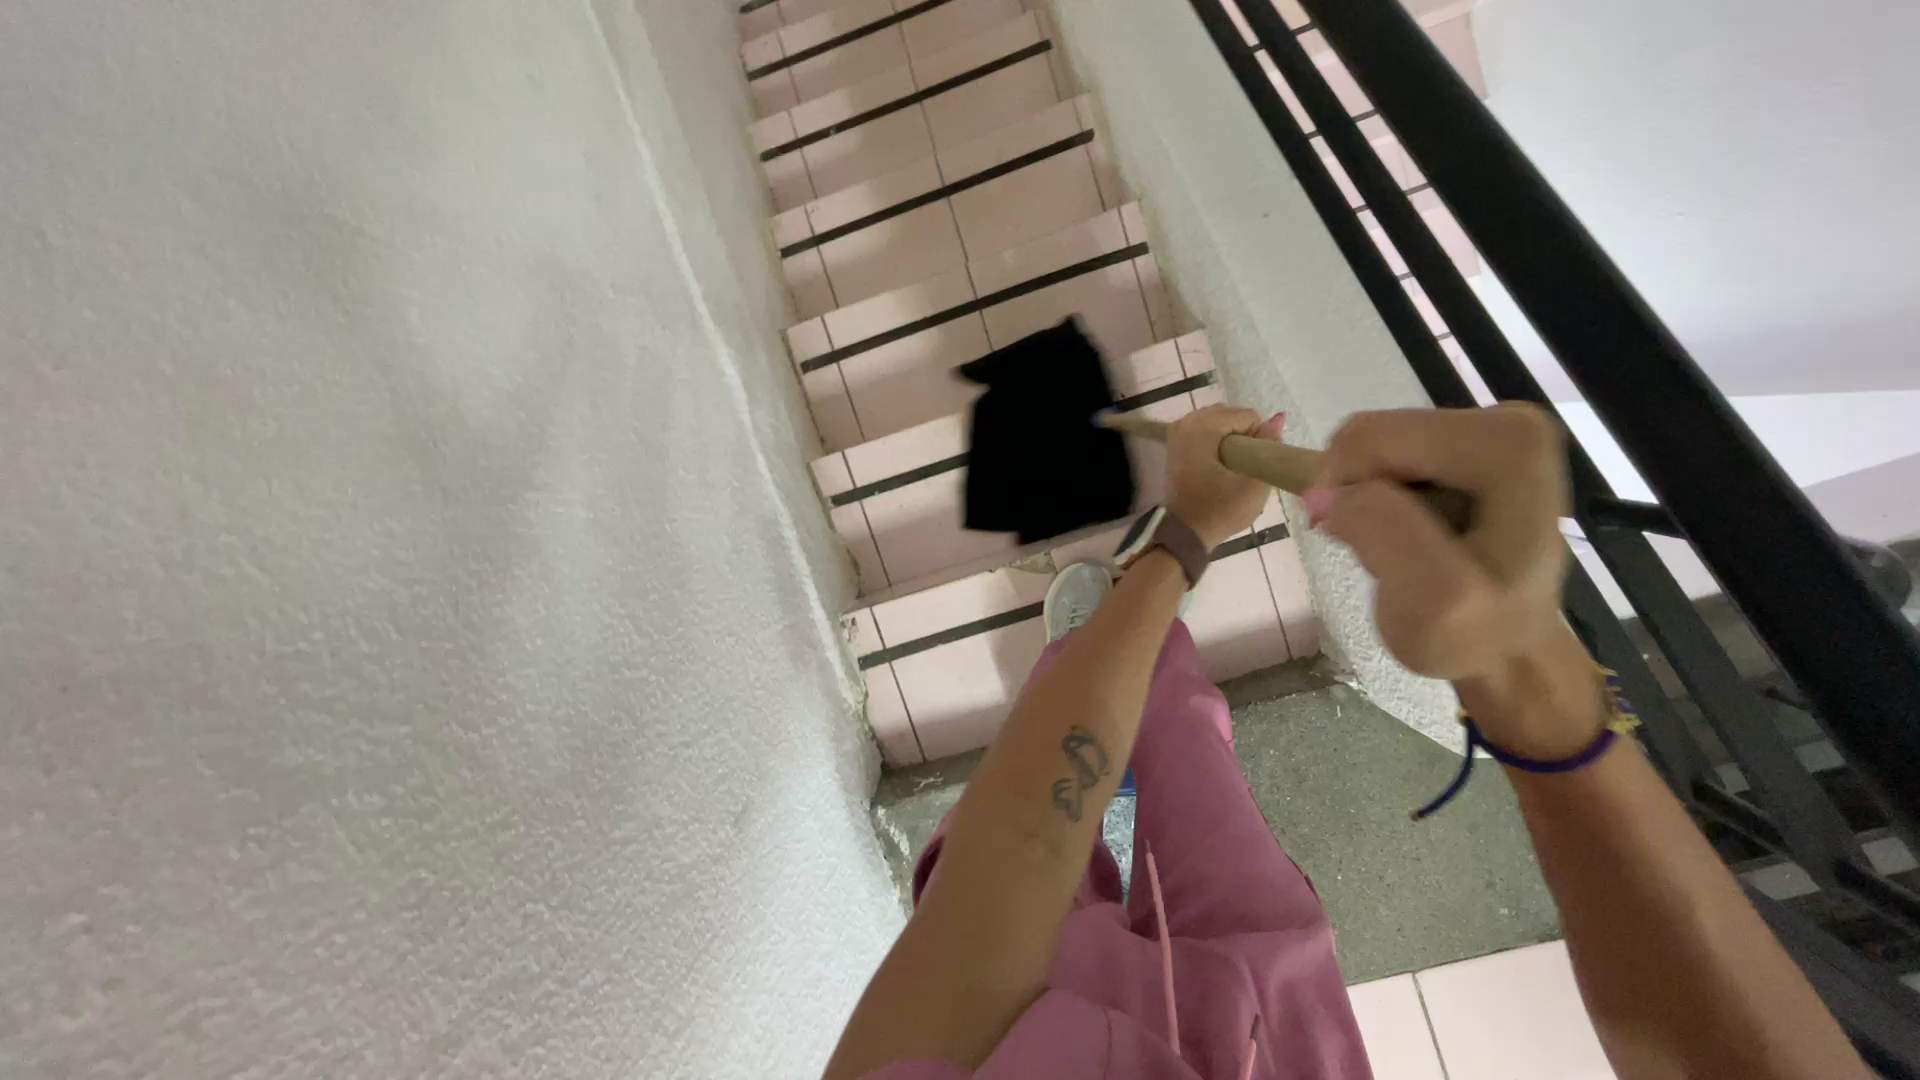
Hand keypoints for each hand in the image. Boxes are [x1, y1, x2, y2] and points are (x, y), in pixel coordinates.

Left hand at [1166, 405, 1283, 548]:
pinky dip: (1215, 439)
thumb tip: (1278, 417)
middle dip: (1243, 433)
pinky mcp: (1173, 444)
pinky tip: (1220, 461)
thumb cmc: (1221, 510)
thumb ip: (1269, 445)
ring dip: (1230, 435)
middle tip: (1244, 463)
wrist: (1185, 531)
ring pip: (1216, 419)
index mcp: (1203, 428)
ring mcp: (1177, 432)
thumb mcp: (1254, 483)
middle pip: (1229, 413)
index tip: (1253, 462)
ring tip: (1234, 463)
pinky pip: (1202, 429)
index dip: (1258, 436)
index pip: (1246, 415)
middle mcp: (1186, 422)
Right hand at [1310, 405, 1606, 756]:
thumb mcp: (1433, 600)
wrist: (1508, 649)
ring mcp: (1488, 432)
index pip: (1377, 439)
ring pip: (1371, 445)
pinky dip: (1371, 495)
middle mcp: (1507, 424)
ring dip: (1359, 497)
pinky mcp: (1467, 446)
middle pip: (1373, 434)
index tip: (1344, 539)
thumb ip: (1384, 532)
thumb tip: (1325, 491)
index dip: (1342, 486)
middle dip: (1351, 490)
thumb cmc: (1475, 634)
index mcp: (1509, 449)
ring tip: (1387, 546)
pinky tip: (1398, 532)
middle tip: (1366, 546)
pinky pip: (1382, 456)